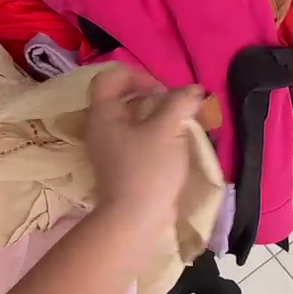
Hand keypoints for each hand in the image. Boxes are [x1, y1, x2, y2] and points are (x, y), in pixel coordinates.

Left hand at [85, 66, 200, 230]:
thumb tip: (193, 90)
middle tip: (176, 106)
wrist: (135, 218)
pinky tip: (176, 143)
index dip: (136, 75)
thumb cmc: (147, 168)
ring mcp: (109, 149)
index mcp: (102, 114)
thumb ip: (180, 102)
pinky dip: (155, 136)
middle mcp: (100, 129)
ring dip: (158, 117)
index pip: (109, 78)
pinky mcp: (121, 166)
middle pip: (123, 99)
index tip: (161, 89)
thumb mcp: (167, 129)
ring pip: (132, 121)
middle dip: (153, 96)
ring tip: (182, 124)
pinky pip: (137, 140)